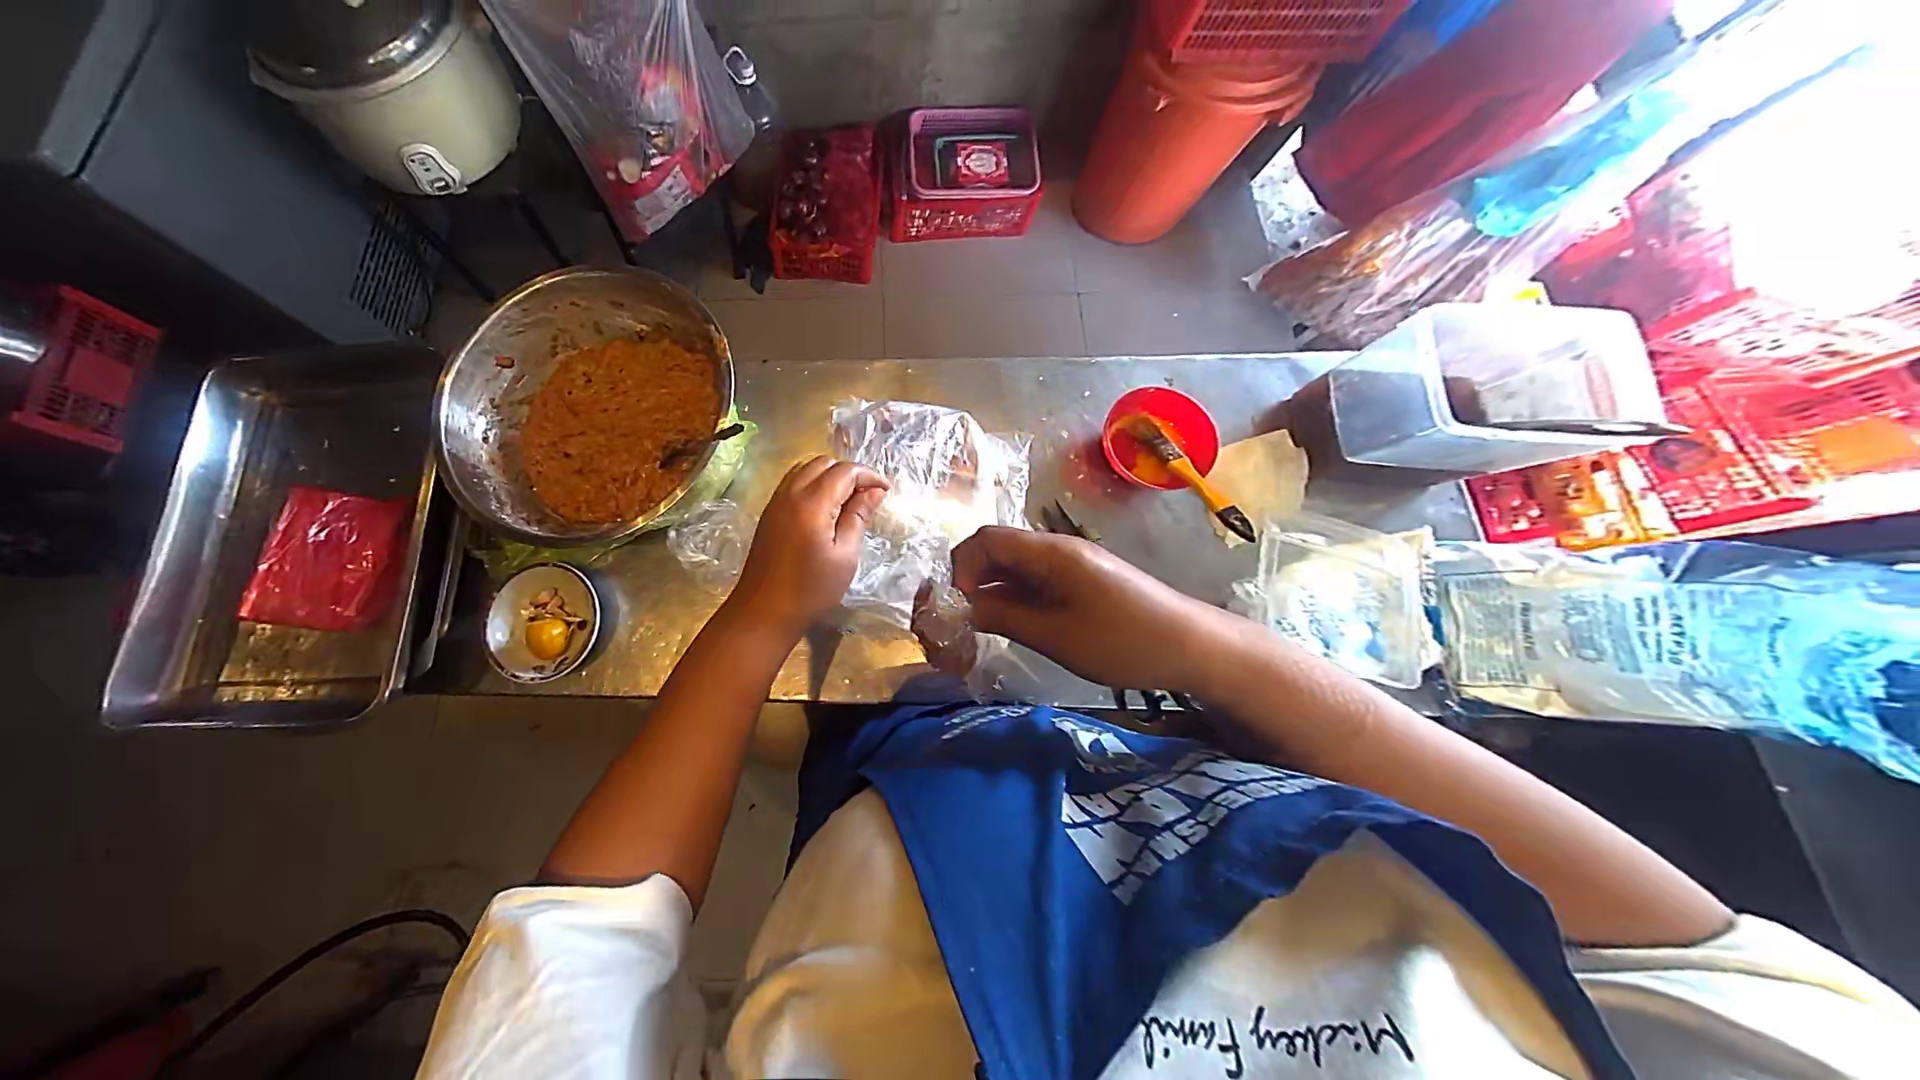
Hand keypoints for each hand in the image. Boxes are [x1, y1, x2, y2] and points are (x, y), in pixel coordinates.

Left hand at [726, 456, 887, 639]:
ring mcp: (776, 502)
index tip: (886, 491)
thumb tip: (875, 492)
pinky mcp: (769, 513)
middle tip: (868, 496)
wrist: (764, 612)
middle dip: (850, 473)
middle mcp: (790, 494)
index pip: (845, 471)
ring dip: (830, 476)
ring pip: (806, 469)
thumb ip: (858, 517)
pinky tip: (826, 508)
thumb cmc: (811, 590)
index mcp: (812, 504)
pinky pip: (793, 483)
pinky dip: (814, 484)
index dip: (869, 476)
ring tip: (849, 501)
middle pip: (823, 463)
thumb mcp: (845, 555)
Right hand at [951, 526, 1241, 692]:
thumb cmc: (1123, 640)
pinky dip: (1015, 600)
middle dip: (970, 581)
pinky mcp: (1081, 583)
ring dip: (991, 593)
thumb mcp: (1056, 635)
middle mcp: (1057, 550)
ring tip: (980, 630)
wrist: (1191, 646)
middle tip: (959, 622)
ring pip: (1015, 569)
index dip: (960, 568)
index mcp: (1050, 552)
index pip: (985, 539)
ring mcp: (1071, 566)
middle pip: (997, 551)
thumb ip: (1003, 617)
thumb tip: (960, 608)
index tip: (956, 607)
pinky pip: (1035, 583)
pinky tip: (1012, 627)